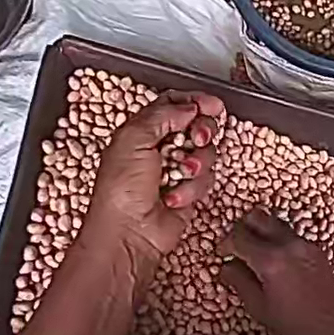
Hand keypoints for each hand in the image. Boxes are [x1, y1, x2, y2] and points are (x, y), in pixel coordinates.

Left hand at [82, 91, 224, 271]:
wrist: (129, 232)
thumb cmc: (121, 190)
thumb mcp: (134, 139)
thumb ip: (162, 115)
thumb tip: (189, 106)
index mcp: (144, 130)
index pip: (174, 105)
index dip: (194, 102)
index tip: (212, 105)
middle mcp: (162, 148)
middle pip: (197, 126)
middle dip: (203, 131)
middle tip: (197, 139)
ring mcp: (177, 171)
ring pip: (206, 153)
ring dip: (197, 163)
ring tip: (181, 173)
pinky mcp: (189, 192)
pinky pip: (206, 180)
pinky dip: (192, 189)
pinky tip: (174, 198)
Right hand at [217, 208, 333, 334]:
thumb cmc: (294, 325)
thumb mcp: (259, 307)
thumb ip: (240, 282)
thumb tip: (226, 267)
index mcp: (271, 260)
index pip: (239, 237)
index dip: (226, 244)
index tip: (222, 255)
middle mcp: (289, 245)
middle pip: (258, 218)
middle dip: (243, 228)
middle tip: (236, 248)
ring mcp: (306, 245)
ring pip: (276, 223)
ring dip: (262, 232)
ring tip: (255, 256)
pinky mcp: (317, 250)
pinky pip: (291, 236)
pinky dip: (278, 241)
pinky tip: (276, 263)